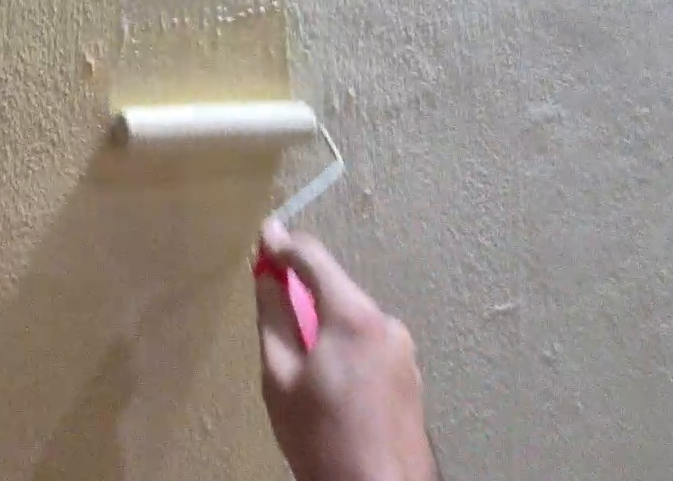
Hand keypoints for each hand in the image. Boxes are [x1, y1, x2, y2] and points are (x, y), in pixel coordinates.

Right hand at [255, 220, 436, 480]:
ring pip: (351, 315)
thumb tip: (266, 273)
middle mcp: (387, 323)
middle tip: (271, 296)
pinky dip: (342, 340)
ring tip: (300, 352)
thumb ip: (273, 314)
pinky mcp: (411, 375)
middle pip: (334, 286)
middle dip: (302, 286)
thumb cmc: (322, 436)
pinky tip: (328, 375)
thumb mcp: (279, 374)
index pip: (313, 257)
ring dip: (323, 317)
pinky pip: (367, 340)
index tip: (262, 236)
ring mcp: (404, 350)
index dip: (282, 244)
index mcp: (354, 316)